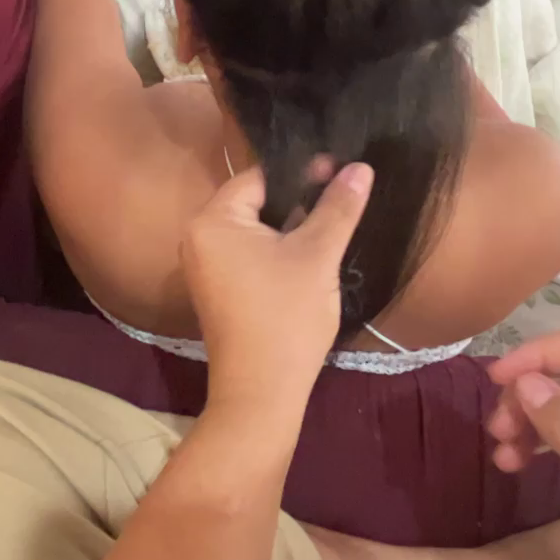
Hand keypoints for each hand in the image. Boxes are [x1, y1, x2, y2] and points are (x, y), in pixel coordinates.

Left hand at [181, 161, 372, 418]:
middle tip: (340, 196)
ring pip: (254, 227)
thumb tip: (361, 167)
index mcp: (212, 220)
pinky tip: (308, 253)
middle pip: (254, 200)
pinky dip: (275, 248)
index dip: (302, 172)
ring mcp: (204, 263)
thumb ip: (337, 208)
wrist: (262, 392)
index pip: (259, 177)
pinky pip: (247, 251)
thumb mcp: (317, 256)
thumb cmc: (286, 316)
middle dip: (297, 198)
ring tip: (330, 223)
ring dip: (289, 225)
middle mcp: (198, 236)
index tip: (341, 172)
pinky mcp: (216, 286)